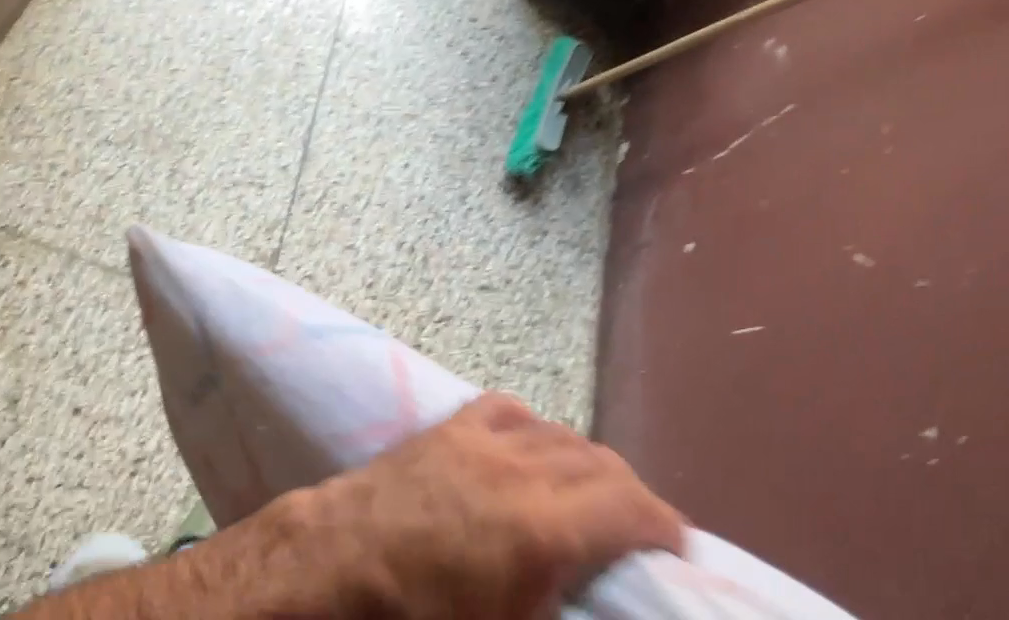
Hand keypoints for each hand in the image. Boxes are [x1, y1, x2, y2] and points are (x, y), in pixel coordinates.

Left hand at [286, 393, 685, 618]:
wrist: (335, 565)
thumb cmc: (423, 615)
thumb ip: (561, 604)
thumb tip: (587, 596)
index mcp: (545, 529)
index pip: (634, 507)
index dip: (665, 528)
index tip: (674, 552)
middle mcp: (518, 470)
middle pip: (602, 463)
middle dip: (631, 496)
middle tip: (636, 533)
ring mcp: (476, 441)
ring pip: (557, 432)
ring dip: (585, 461)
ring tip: (589, 497)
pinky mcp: (442, 429)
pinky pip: (502, 408)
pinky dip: (530, 427)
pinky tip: (528, 451)